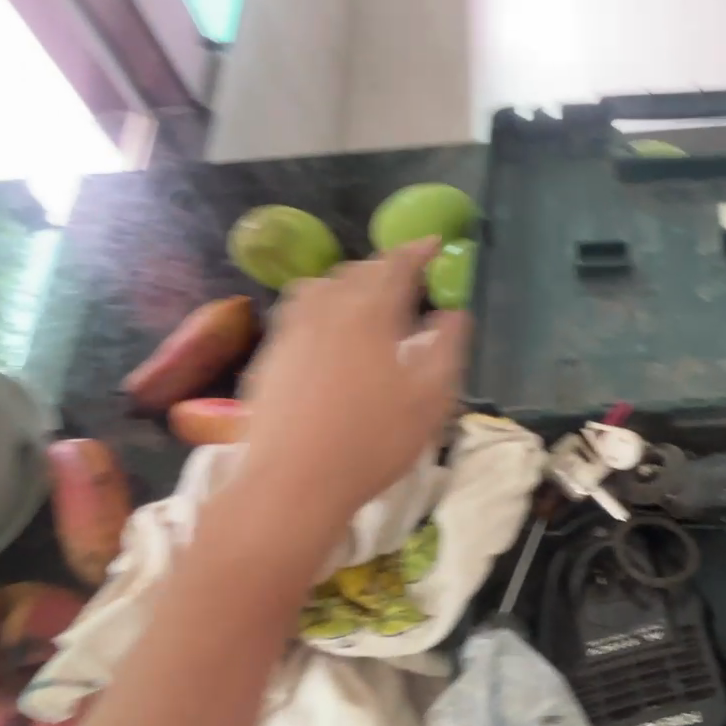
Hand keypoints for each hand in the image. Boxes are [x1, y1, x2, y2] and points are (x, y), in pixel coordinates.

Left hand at [233, 237, 469, 549]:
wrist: (294, 482)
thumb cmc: (373, 441)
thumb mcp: (430, 399)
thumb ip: (447, 348)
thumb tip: (454, 313)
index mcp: (369, 314)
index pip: (395, 265)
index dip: (417, 250)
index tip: (435, 243)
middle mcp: (326, 310)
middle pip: (356, 271)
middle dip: (384, 266)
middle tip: (407, 279)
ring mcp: (291, 331)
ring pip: (321, 286)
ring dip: (349, 283)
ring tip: (366, 300)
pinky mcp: (270, 355)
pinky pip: (298, 311)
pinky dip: (321, 306)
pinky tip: (329, 333)